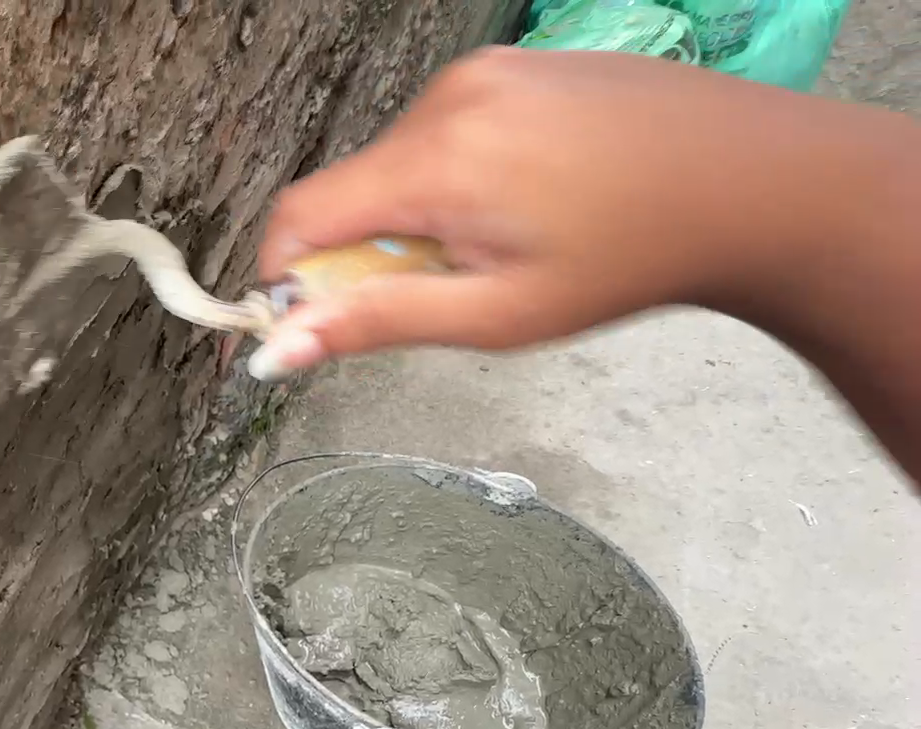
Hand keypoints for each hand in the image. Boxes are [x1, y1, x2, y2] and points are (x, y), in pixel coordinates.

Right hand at [252, 46, 889, 372]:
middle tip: (428, 286)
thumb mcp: (490, 316)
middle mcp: (450, 99)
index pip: (298, 218)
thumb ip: (372, 324)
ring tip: (474, 244)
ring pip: (379, 172)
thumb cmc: (630, 259)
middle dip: (355, 255)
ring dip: (395, 223)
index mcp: (441, 160)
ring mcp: (480, 76)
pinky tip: (496, 206)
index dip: (285, 278)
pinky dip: (429, 188)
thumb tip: (275, 350)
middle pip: (339, 196)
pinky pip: (422, 141)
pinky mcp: (501, 72)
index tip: (315, 315)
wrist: (760, 183)